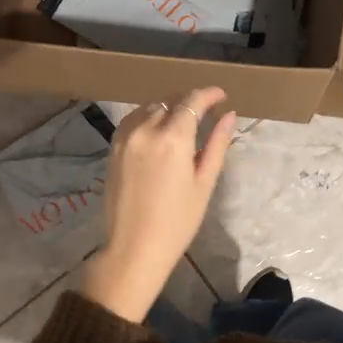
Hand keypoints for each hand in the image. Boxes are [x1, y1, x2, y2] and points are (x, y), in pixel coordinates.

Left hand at [81, 89, 235, 321]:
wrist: (134, 248)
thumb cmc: (178, 221)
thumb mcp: (204, 182)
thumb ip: (217, 144)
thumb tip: (229, 115)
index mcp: (173, 138)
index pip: (192, 100)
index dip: (209, 94)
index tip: (222, 96)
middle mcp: (146, 129)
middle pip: (171, 100)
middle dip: (190, 101)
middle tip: (207, 111)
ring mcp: (125, 137)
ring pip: (151, 107)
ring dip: (169, 108)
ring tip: (183, 121)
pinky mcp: (113, 147)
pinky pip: (133, 119)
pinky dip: (148, 117)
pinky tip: (159, 131)